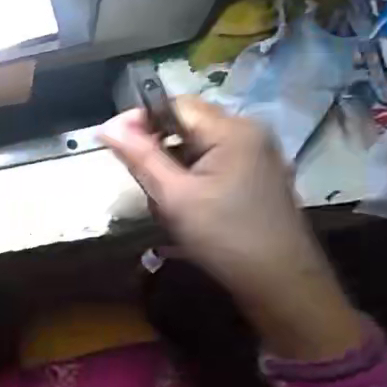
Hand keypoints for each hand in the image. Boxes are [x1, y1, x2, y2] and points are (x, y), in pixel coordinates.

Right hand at [99, 97, 362, 359]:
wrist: (279, 281)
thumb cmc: (223, 237)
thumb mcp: (173, 197)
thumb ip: (140, 157)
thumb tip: (107, 126)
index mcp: (232, 129)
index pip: (174, 104)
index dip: (140, 119)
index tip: (114, 145)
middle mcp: (249, 131)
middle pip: (187, 122)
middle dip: (157, 146)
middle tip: (141, 179)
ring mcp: (258, 153)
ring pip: (198, 144)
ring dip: (173, 164)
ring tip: (164, 199)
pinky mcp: (259, 174)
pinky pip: (215, 160)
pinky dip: (192, 175)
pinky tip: (187, 205)